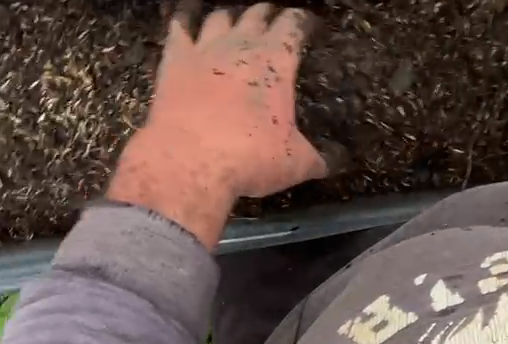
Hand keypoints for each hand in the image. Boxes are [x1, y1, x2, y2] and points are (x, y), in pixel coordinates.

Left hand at [107, 3, 328, 247]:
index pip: (293, 26)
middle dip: (267, 14)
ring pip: (220, 17)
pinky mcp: (175, 60)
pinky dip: (184, 18)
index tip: (307, 24)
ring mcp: (205, 48)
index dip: (302, 22)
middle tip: (273, 19)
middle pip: (256, 14)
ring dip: (230, 18)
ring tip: (235, 22)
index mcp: (277, 62)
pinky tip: (186, 17)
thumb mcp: (297, 164)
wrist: (193, 159)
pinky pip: (179, 27)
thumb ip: (317, 159)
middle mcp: (242, 45)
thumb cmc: (253, 158)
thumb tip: (332, 163)